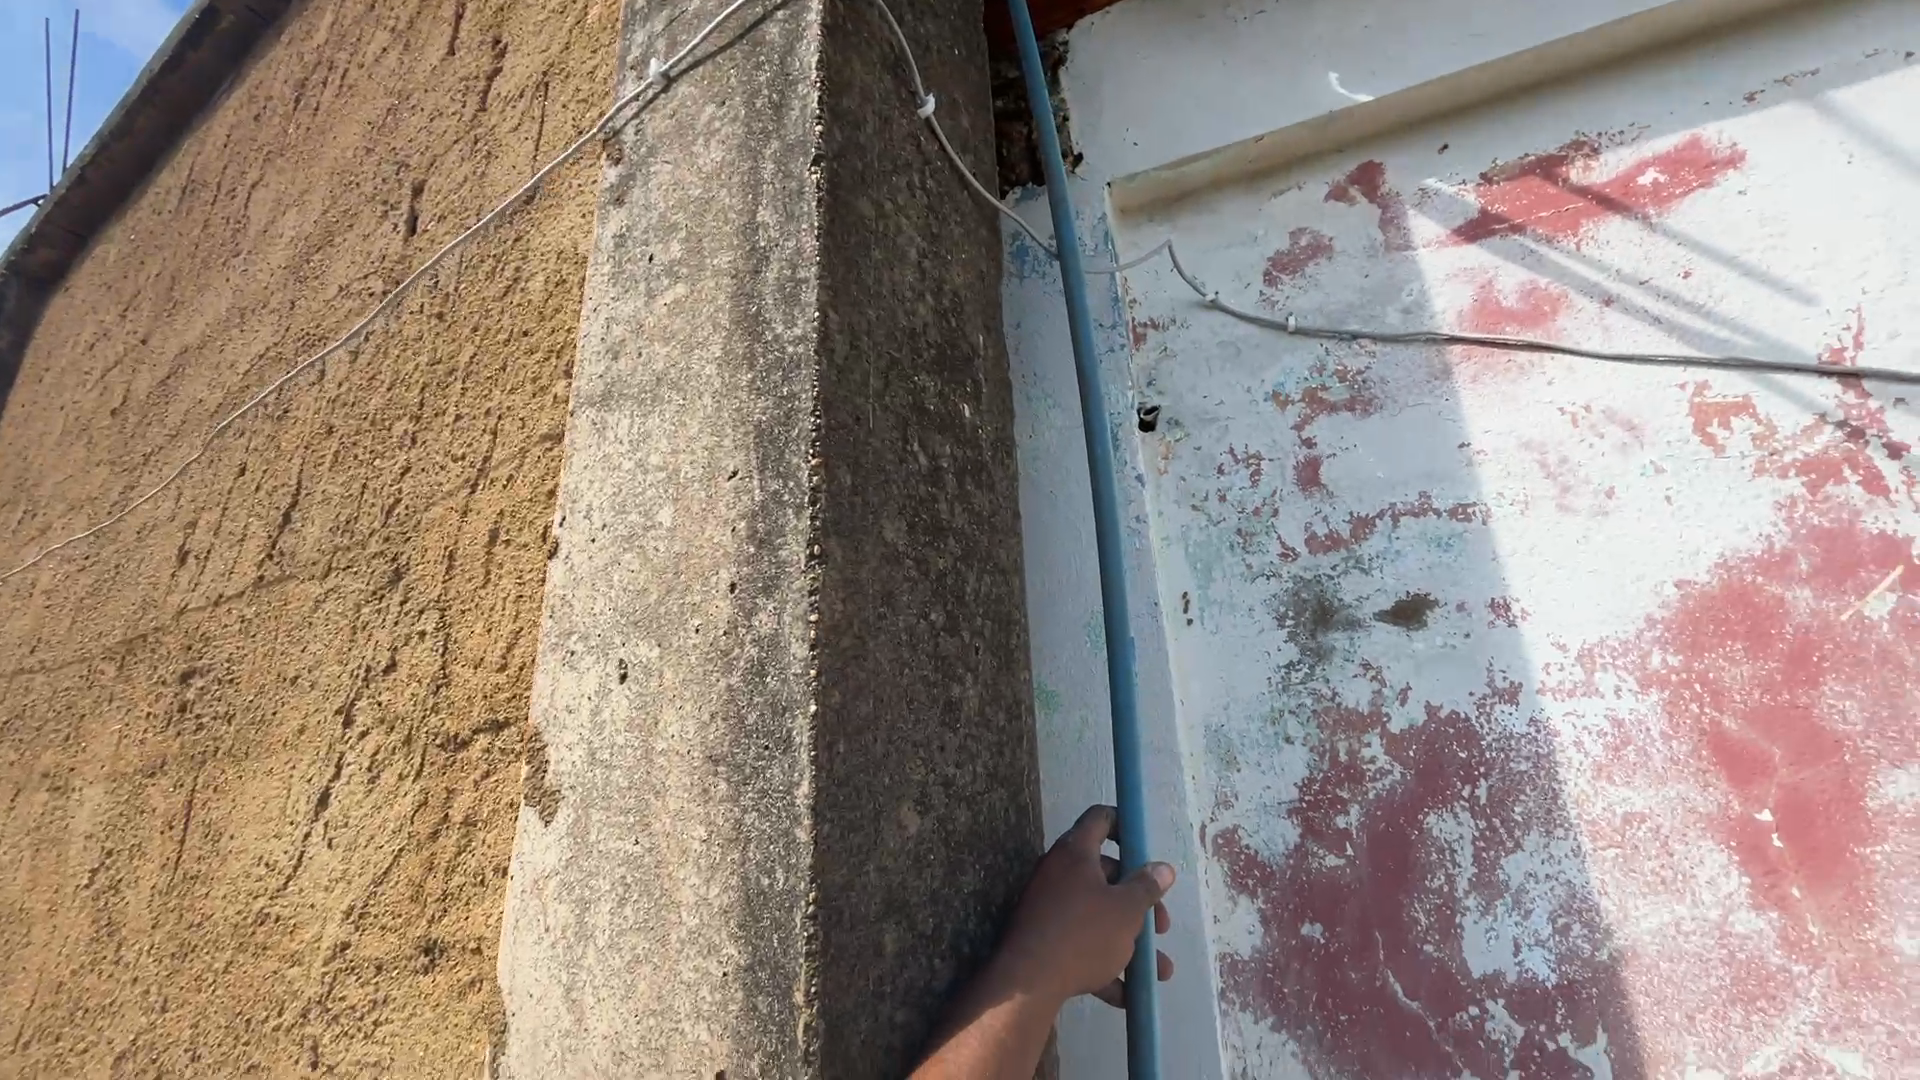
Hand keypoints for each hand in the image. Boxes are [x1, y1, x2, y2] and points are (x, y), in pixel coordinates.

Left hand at [995, 804, 1174, 1008]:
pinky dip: (1104, 964)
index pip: (1101, 819)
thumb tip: (1162, 867)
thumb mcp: (1125, 910)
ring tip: (1157, 972)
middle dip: (1138, 901)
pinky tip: (1127, 996)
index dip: (1125, 825)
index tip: (1145, 847)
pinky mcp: (1043, 936)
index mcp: (1076, 851)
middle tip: (1160, 927)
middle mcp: (1059, 871)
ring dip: (1128, 940)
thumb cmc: (1083, 933)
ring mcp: (1048, 904)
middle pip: (1106, 874)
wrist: (1027, 981)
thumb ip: (1146, 887)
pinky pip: (1080, 943)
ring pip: (1097, 915)